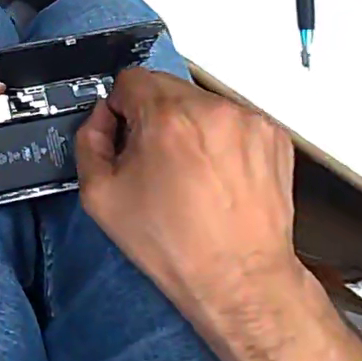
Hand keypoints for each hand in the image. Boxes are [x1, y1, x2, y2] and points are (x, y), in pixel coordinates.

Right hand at [76, 68, 300, 323]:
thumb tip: (103, 116)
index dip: (122, 107)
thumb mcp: (100, 196)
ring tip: (192, 169)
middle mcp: (210, 108)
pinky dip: (220, 136)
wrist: (241, 281)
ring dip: (188, 123)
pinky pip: (231, 117)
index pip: (130, 79)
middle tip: (159, 158)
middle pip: (165, 86)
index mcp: (165, 116)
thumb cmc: (171, 243)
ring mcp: (246, 119)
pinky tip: (219, 172)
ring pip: (199, 101)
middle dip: (154, 113)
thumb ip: (88, 140)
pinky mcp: (272, 134)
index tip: (129, 136)